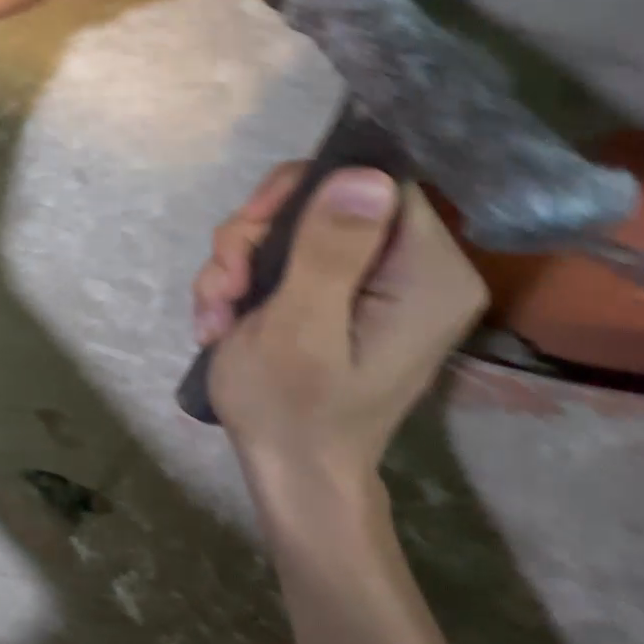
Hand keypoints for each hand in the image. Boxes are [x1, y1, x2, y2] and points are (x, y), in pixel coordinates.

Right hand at [191, 165, 488, 491]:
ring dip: (234, 264)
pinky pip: (279, 257)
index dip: (301, 192)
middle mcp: (412, 269)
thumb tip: (362, 175)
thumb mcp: (300, 326)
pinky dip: (239, 282)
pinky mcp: (339, 294)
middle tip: (223, 282)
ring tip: (217, 313)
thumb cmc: (292, 405)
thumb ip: (330, 252)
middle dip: (253, 237)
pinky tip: (222, 320)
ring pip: (286, 228)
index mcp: (427, 275)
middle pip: (320, 200)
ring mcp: (374, 282)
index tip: (249, 230)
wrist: (289, 469)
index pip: (372, 183)